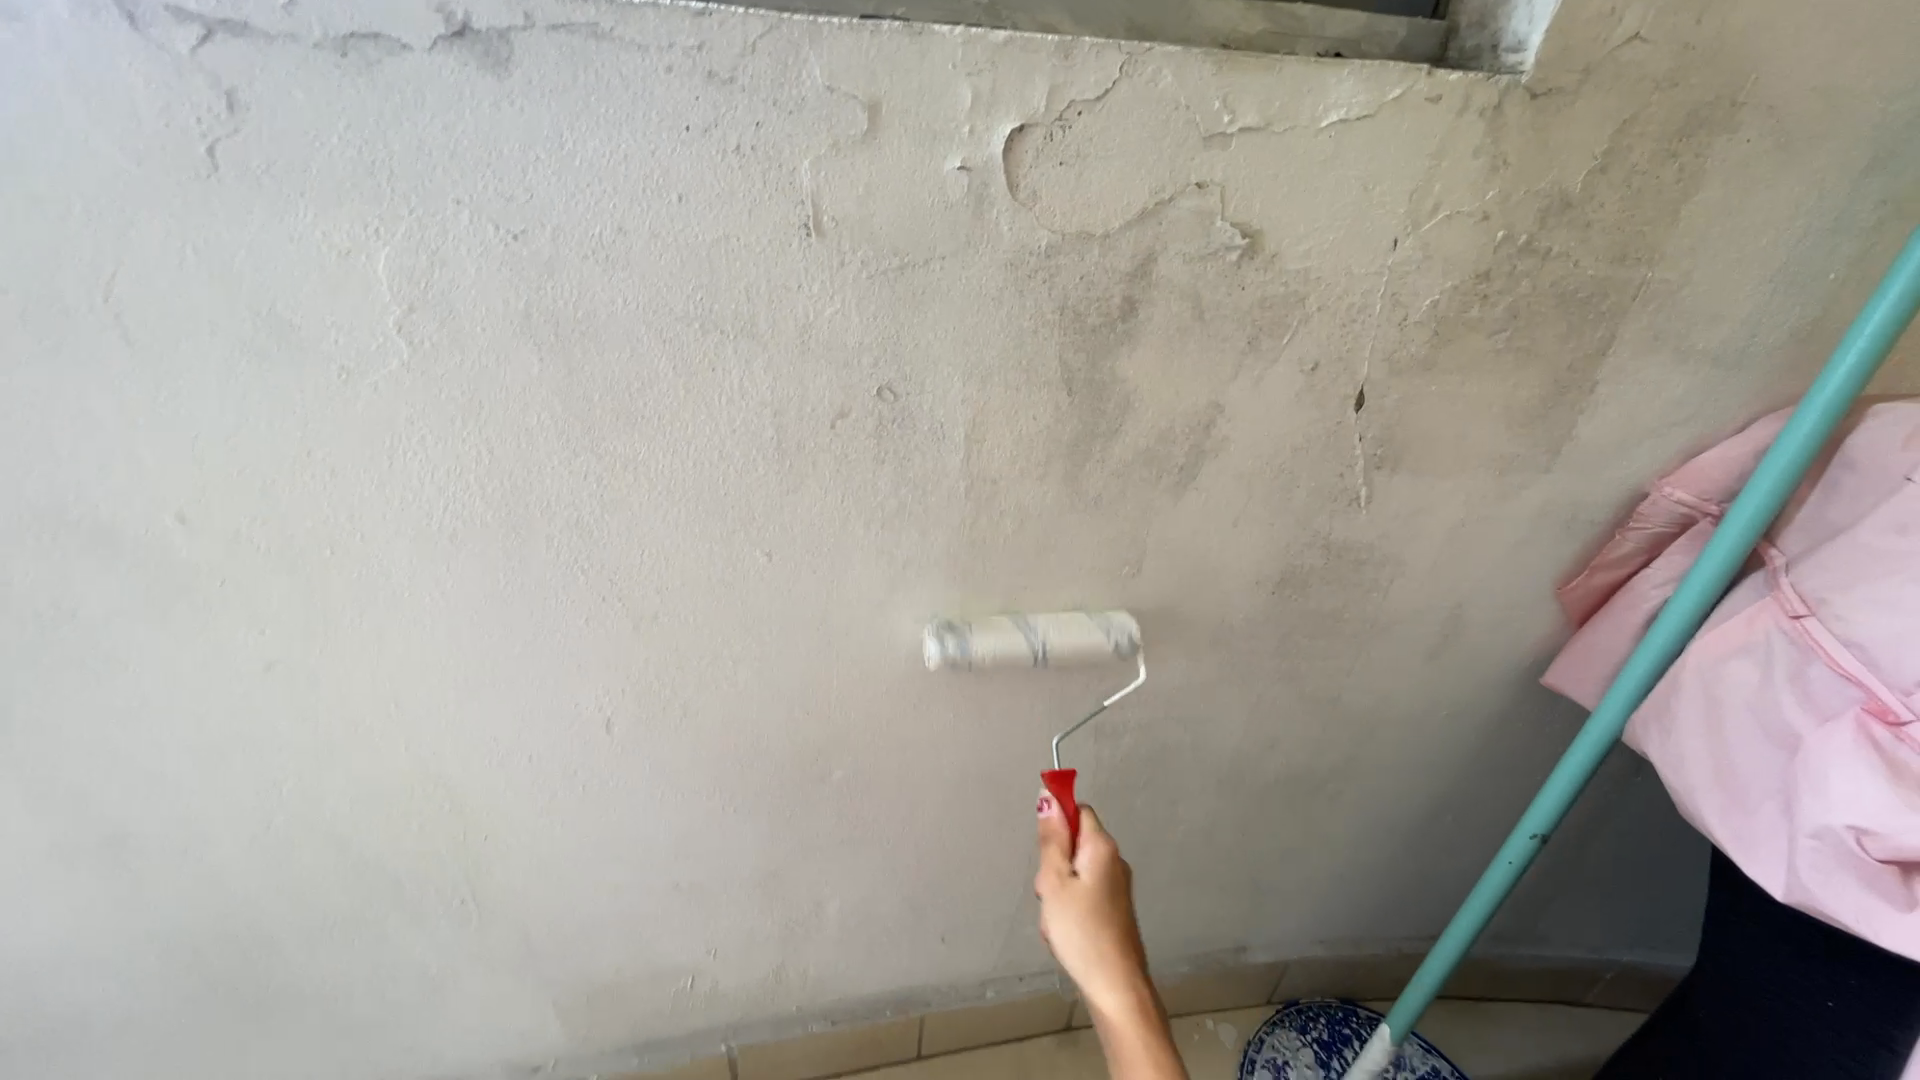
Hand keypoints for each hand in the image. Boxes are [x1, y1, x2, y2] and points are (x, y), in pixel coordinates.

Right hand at [1035, 794, 1152, 1017]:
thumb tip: (1048, 795)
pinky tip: (1066, 931)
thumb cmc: (1081, 931)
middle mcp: (1114, 860)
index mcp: (1102, 847)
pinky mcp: (1114, 909)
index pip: (1077, 810)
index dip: (1056, 824)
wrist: (1115, 986)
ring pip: (1075, 872)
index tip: (1044, 853)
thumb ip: (1051, 838)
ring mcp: (1116, 886)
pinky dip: (1069, 907)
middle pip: (1074, 843)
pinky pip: (1083, 893)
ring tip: (1057, 917)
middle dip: (1053, 864)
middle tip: (1050, 892)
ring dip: (1058, 890)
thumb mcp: (1055, 880)